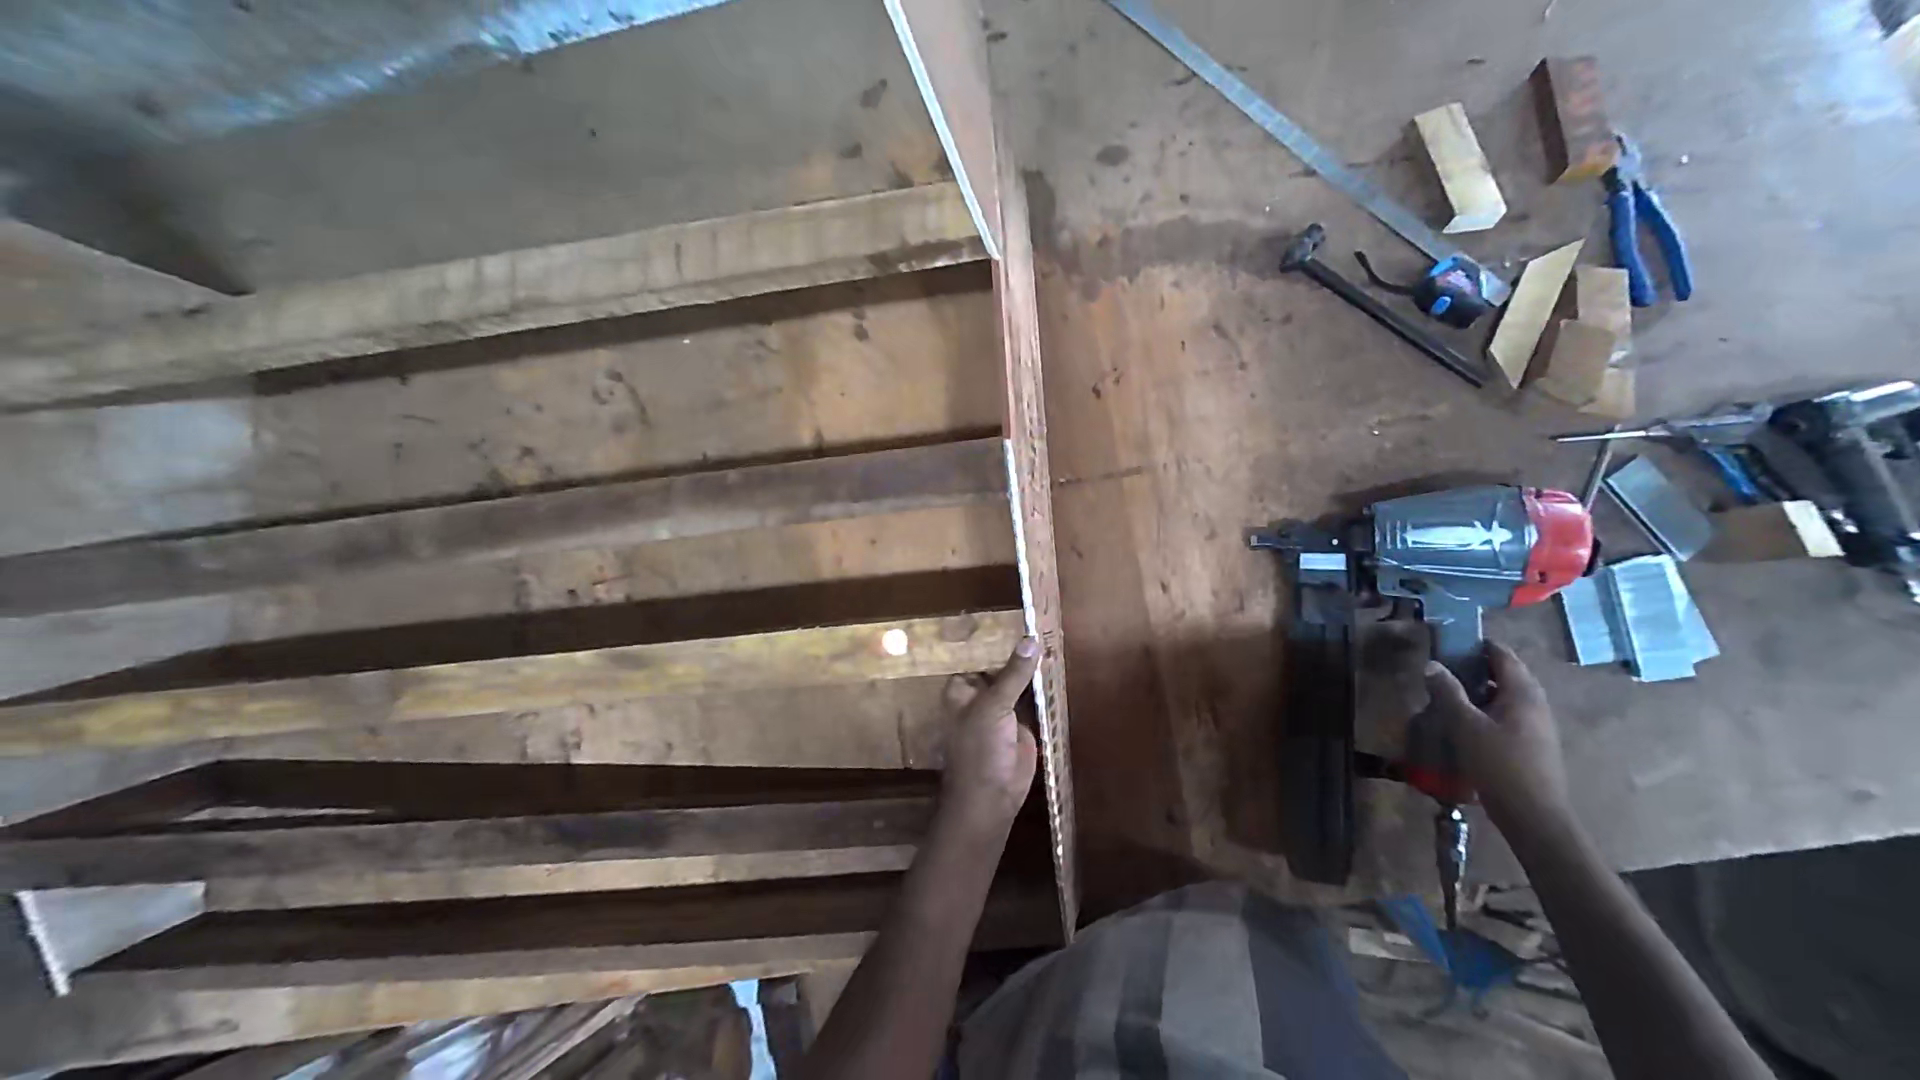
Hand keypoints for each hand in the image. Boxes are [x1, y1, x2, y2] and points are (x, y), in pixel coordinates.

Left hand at [938, 637, 1040, 829]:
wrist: (992, 796)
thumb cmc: (979, 748)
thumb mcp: (993, 707)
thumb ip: (1013, 674)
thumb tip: (1030, 639)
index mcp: (962, 687)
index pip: (977, 654)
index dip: (995, 636)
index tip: (1017, 614)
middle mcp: (980, 693)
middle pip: (1000, 665)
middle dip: (1017, 649)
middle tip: (1041, 619)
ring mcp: (1002, 707)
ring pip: (1018, 680)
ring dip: (1032, 665)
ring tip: (1052, 633)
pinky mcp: (1022, 721)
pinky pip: (1032, 697)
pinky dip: (1043, 685)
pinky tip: (1058, 664)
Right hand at [1423, 642, 1572, 825]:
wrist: (1533, 815)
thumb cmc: (1499, 764)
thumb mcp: (1466, 725)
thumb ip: (1448, 692)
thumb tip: (1432, 664)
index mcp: (1524, 694)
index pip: (1503, 655)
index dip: (1479, 644)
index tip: (1451, 641)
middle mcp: (1536, 704)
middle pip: (1508, 674)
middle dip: (1478, 667)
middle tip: (1445, 667)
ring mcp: (1537, 726)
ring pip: (1507, 696)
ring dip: (1481, 689)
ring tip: (1450, 692)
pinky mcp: (1532, 743)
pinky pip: (1508, 714)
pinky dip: (1487, 708)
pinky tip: (1466, 721)